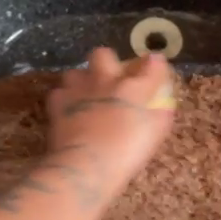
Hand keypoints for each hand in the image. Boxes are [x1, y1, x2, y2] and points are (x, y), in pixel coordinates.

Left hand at [45, 47, 176, 192]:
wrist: (86, 165)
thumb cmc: (127, 152)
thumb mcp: (156, 133)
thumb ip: (161, 112)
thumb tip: (163, 101)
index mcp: (134, 87)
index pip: (151, 64)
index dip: (154, 64)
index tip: (155, 67)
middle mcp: (105, 80)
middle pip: (104, 54)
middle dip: (108, 62)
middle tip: (112, 80)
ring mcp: (78, 90)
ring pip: (76, 72)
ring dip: (82, 81)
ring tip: (87, 97)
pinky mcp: (57, 105)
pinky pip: (59, 93)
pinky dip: (65, 100)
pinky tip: (70, 112)